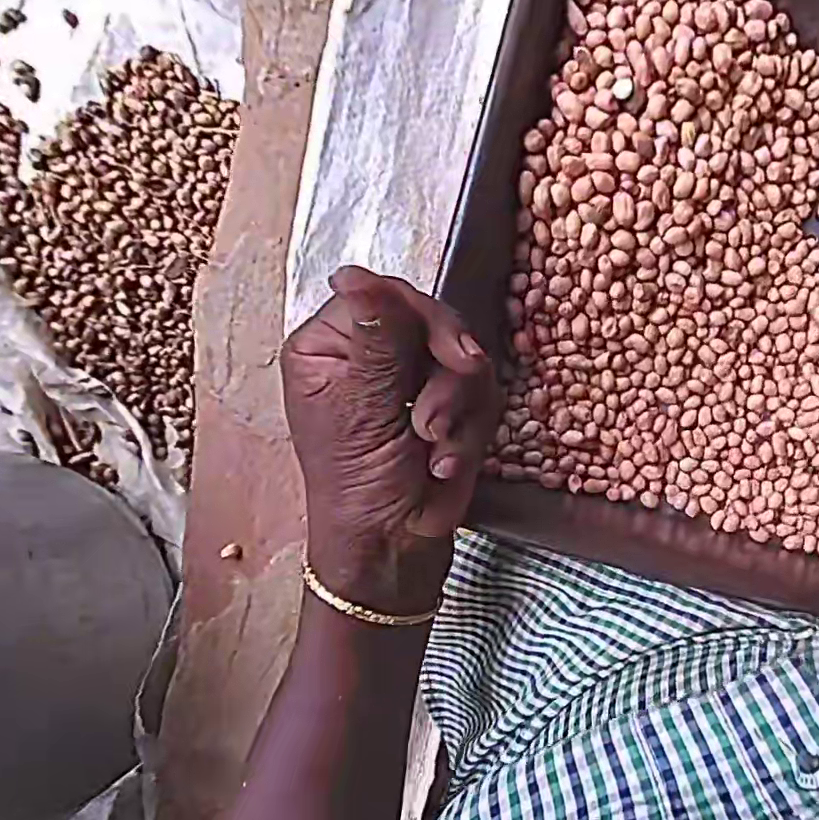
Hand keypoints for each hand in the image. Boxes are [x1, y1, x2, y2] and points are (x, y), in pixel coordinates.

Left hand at [282, 267, 495, 613]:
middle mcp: (378, 355)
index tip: (454, 352)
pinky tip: (446, 463)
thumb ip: (376, 344)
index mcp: (335, 347)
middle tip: (439, 419)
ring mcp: (420, 380)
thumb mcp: (363, 414)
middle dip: (448, 374)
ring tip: (435, 451)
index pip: (383, 297)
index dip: (423, 317)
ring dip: (458, 411)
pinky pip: (483, 396)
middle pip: (434, 323)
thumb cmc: (359, 484)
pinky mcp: (455, 406)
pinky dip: (470, 433)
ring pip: (467, 361)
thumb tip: (356, 274)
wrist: (396, 544)